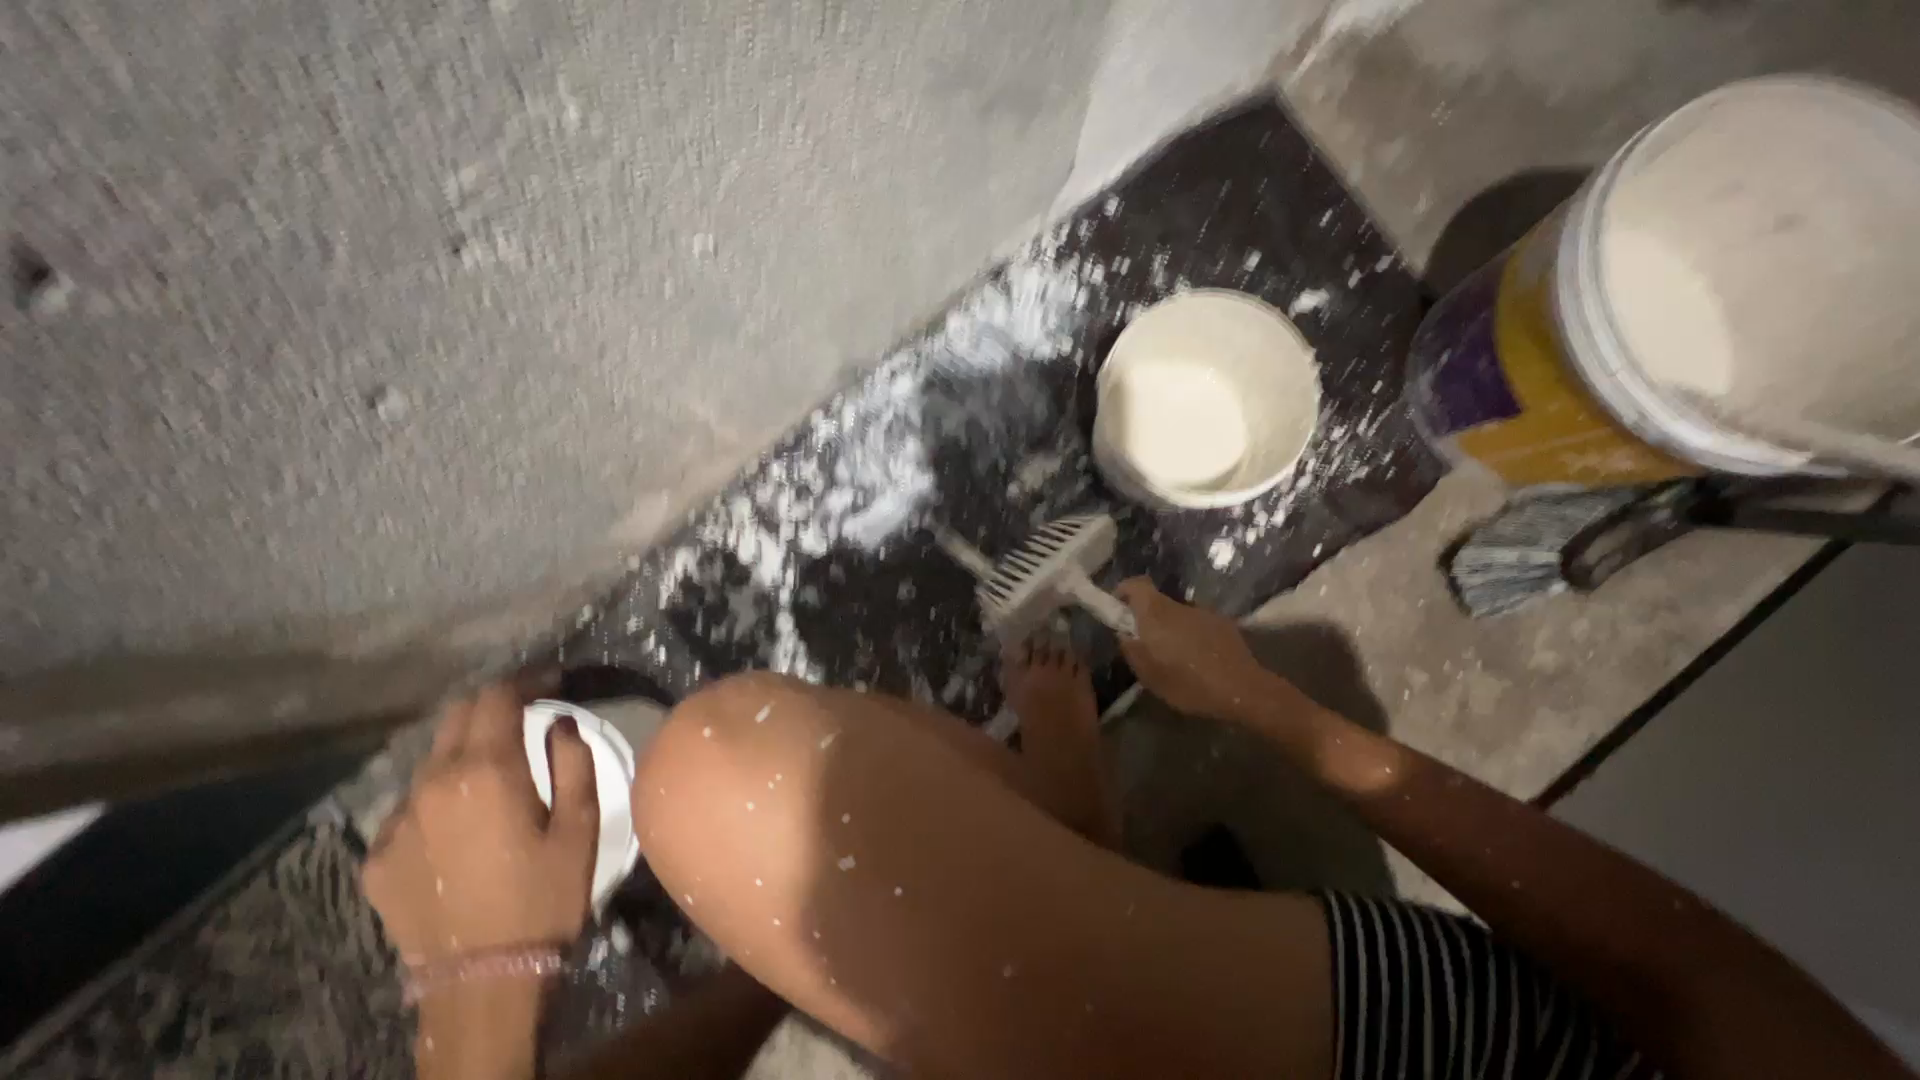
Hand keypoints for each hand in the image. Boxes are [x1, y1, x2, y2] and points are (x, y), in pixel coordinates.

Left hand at [362, 682, 599, 964]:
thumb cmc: (546, 898)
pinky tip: (461, 826)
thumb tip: (560, 725)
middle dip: (493, 706)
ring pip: (430, 761)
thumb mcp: (581, 827)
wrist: (484, 980)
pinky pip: (409, 806)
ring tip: (494, 773)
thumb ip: (573, 763)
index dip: (528, 680)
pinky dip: (439, 798)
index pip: (498, 696)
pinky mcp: (377, 856)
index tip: (553, 683)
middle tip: (526, 714)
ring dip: (464, 751)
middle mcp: (430, 784)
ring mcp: (395, 821)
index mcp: (485, 771)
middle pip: (457, 716)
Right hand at [1114, 578, 1291, 723]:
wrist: (1242, 690)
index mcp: (1156, 614)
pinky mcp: (1224, 624)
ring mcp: (1204, 613)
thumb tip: (1124, 634)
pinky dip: (1193, 637)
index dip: (1123, 591)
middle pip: (1157, 602)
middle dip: (1147, 618)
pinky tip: (1199, 661)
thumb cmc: (1188, 684)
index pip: (1135, 584)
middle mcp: (1179, 606)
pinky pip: (1198, 625)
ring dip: (1172, 630)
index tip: (1118, 609)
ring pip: (1178, 615)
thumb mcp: (1148, 675)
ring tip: (1176, 658)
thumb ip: (1131, 650)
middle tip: (1146, 645)